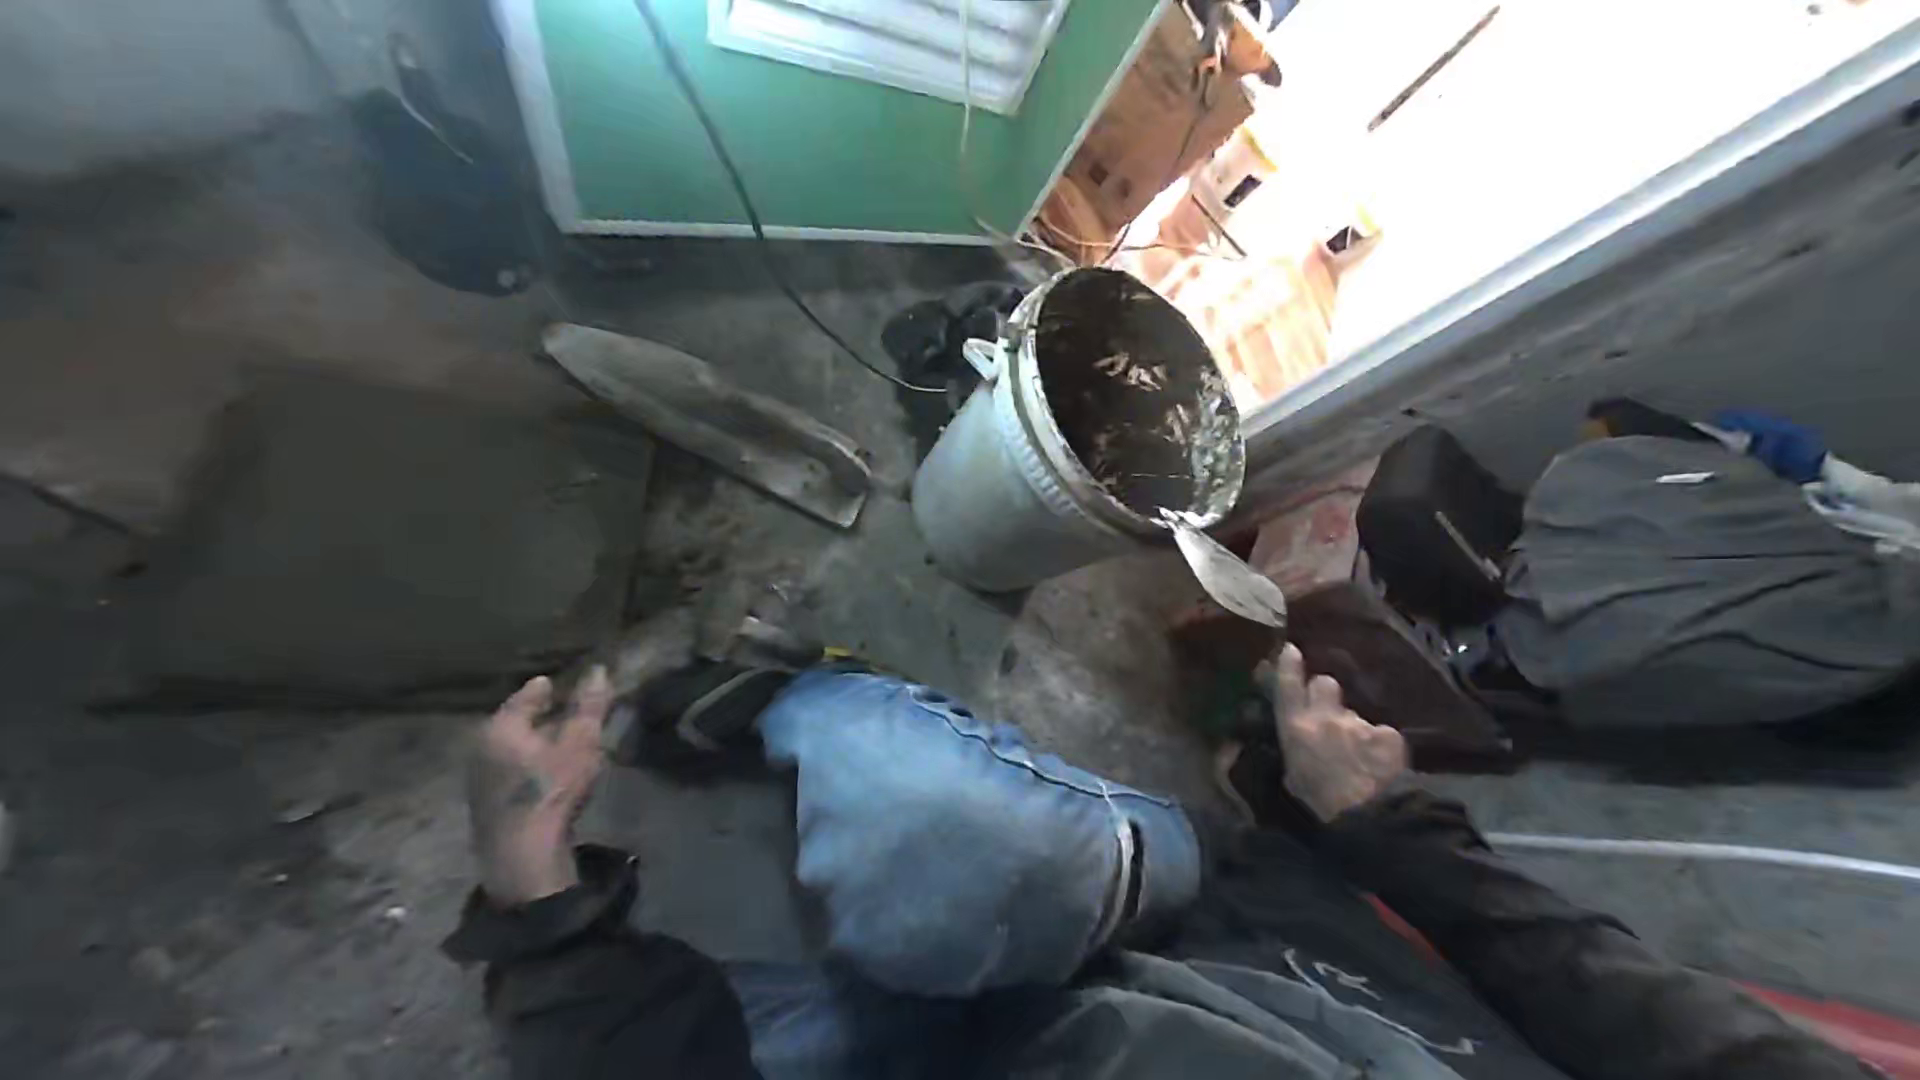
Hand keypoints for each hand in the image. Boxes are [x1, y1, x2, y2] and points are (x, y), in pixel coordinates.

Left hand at [467, 667, 611, 906]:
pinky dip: (529, 757)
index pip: (526, 696)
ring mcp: (480, 777)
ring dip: (535, 738)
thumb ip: (590, 705)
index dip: (545, 688)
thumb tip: (598, 670)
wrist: (522, 852)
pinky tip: (548, 764)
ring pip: (512, 745)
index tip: (559, 682)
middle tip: (564, 704)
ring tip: (562, 734)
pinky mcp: (487, 800)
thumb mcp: (582, 741)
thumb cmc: (551, 787)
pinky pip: (510, 765)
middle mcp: (482, 747)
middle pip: (515, 720)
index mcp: (501, 727)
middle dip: (540, 713)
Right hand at [1269, 644, 1407, 821]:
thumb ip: (1288, 746)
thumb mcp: (1290, 774)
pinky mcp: (1388, 735)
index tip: (1291, 649)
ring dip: (1355, 726)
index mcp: (1296, 727)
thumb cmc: (1319, 802)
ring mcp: (1358, 723)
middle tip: (1329, 710)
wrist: (1370, 821)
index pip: (1288, 685)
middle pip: (1326, 684)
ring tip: (1360, 753)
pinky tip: (1381, 764)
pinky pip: (1381, 732)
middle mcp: (1325, 717)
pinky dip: (1380, 744)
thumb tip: (1279, 735)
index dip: (1288, 665)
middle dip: (1326, 692)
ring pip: (1355, 713)